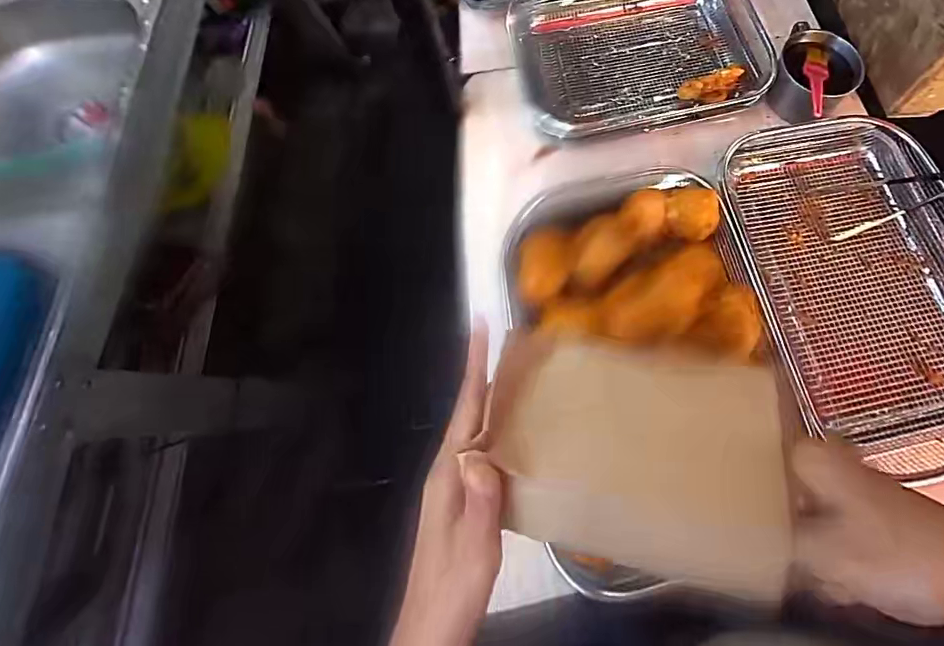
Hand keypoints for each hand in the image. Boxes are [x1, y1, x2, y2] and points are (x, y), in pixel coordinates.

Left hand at [390, 327, 502, 645]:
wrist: (430, 631)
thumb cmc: (453, 588)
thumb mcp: (473, 549)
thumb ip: (479, 501)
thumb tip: (480, 451)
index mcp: (448, 475)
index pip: (463, 409)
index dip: (473, 367)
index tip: (479, 327)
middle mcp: (446, 472)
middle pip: (468, 412)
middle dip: (483, 374)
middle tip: (507, 343)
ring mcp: (451, 487)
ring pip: (474, 430)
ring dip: (490, 400)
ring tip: (514, 376)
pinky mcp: (460, 502)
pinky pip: (481, 451)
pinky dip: (495, 431)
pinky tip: (512, 435)